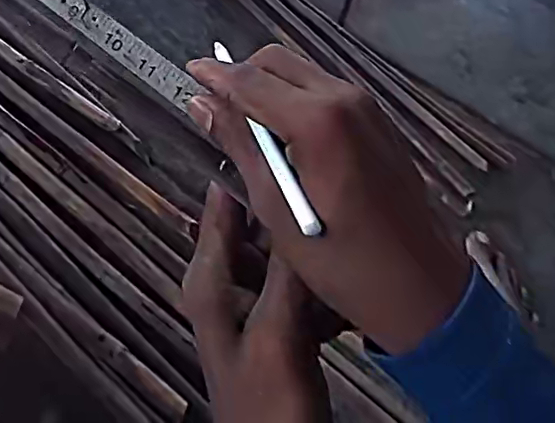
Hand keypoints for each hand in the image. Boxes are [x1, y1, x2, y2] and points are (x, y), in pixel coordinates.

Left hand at [183, 182, 334, 422]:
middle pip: (257, 232)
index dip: (247, 181)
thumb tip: (289, 215)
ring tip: (342, 255)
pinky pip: (297, 292)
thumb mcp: (276, 334)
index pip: (221, 209)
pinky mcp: (278, 326)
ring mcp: (252, 305)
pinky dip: (320, 293)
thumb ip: (283, 276)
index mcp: (208, 279)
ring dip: (310, 260)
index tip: (280, 157)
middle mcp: (224, 283)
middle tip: (327, 212)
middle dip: (291, 224)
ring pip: (281, 260)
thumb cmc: (267, 407)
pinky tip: (346, 301)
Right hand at [187, 47, 469, 353]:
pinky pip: (318, 86)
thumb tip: (202, 104)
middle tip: (220, 110)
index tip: (189, 72)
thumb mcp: (276, 207)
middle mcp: (343, 99)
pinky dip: (291, 95)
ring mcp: (365, 106)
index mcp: (317, 121)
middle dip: (240, 76)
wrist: (428, 294)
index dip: (213, 72)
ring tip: (252, 129)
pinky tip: (286, 135)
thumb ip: (238, 143)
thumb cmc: (345, 260)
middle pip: (272, 60)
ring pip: (295, 69)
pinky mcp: (375, 117)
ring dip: (266, 85)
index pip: (248, 78)